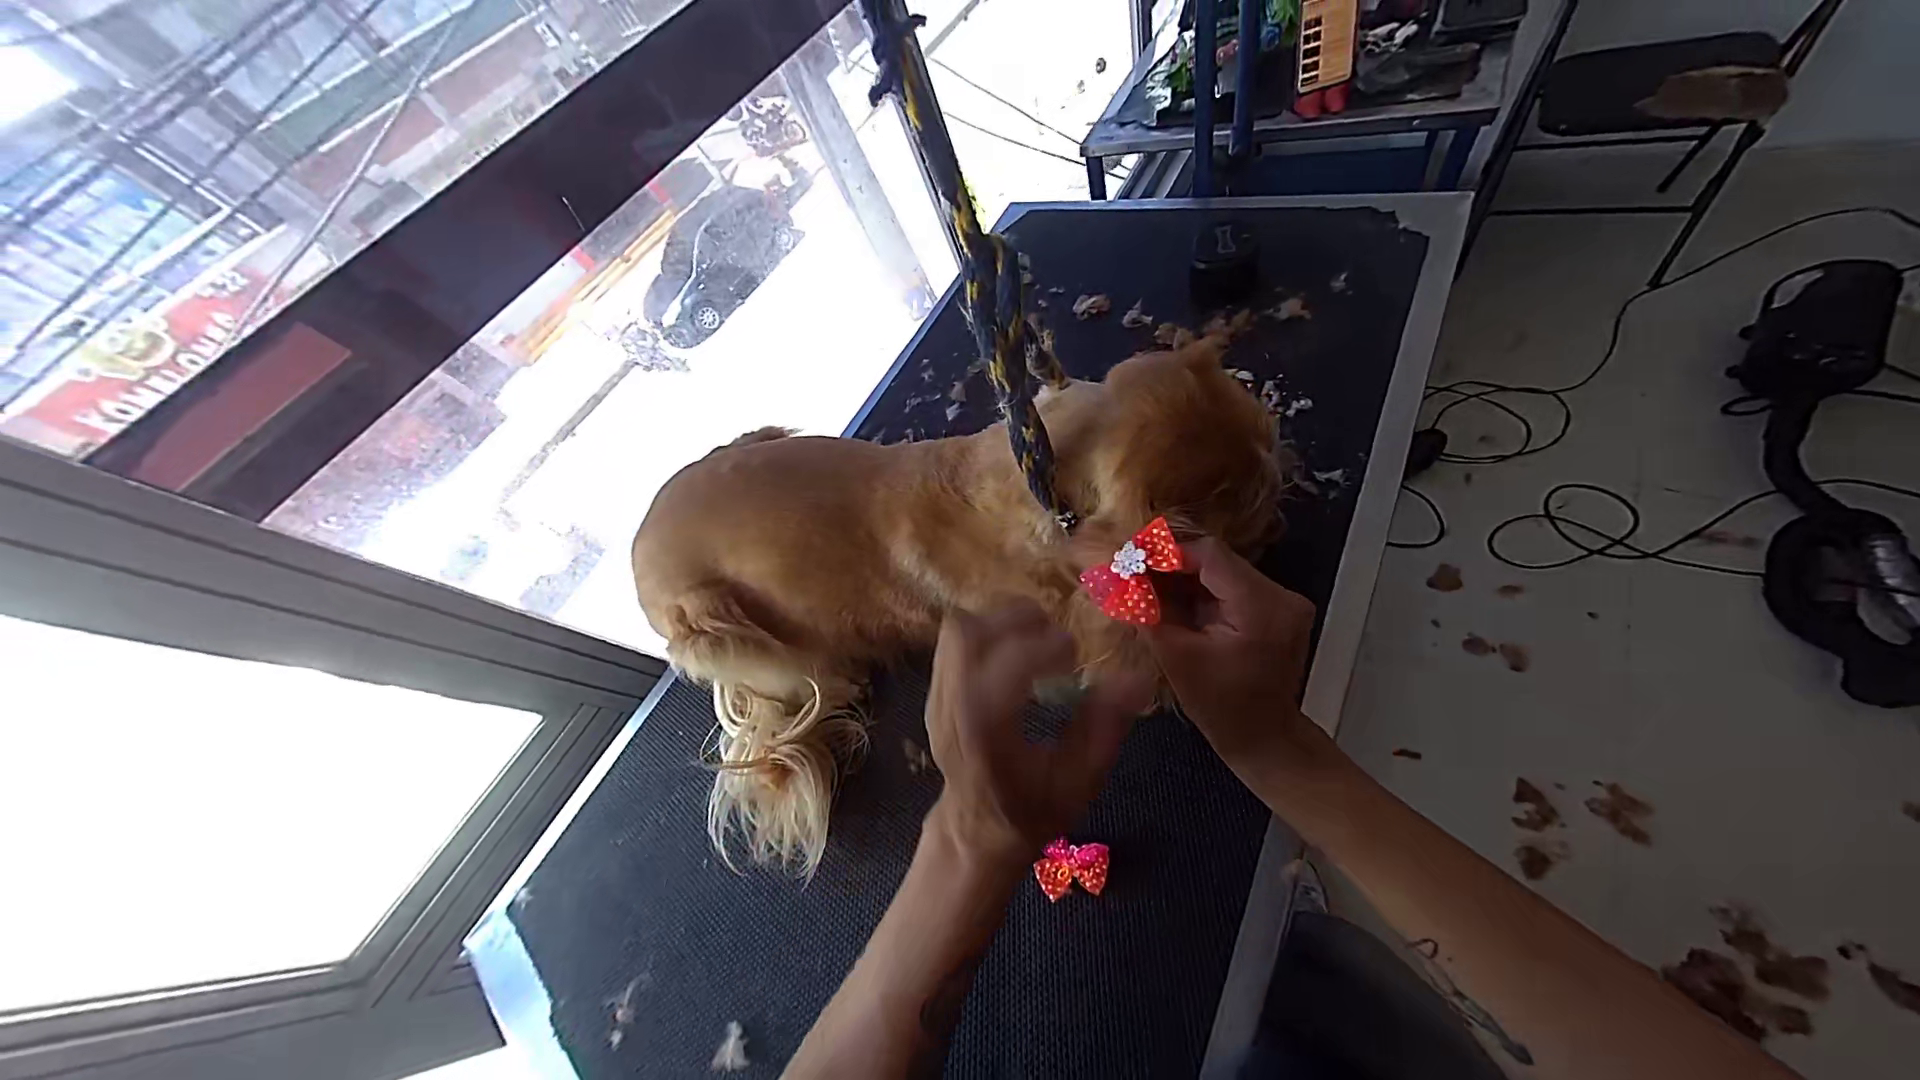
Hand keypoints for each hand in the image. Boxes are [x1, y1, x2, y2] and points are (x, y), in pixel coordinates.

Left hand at [923, 602, 1153, 867]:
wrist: (975, 829)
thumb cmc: (1029, 810)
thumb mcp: (1079, 782)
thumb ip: (1105, 727)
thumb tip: (1137, 677)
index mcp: (986, 732)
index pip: (1004, 667)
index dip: (1044, 647)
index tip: (1074, 656)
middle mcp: (952, 705)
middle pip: (968, 634)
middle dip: (1018, 620)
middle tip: (1054, 638)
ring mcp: (936, 694)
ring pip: (956, 629)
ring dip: (1000, 620)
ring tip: (1036, 637)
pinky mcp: (934, 688)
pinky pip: (952, 639)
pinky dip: (987, 629)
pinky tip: (1015, 649)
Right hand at [1144, 536, 1329, 774]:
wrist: (1263, 738)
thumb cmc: (1220, 705)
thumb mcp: (1176, 656)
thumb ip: (1149, 610)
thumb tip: (1121, 577)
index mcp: (1261, 606)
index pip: (1210, 554)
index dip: (1167, 552)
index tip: (1132, 560)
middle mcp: (1280, 595)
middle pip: (1216, 559)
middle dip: (1170, 564)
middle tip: (1132, 571)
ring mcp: (1281, 601)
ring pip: (1220, 570)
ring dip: (1181, 576)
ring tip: (1144, 584)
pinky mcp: (1274, 610)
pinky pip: (1228, 586)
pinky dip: (1197, 590)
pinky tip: (1169, 598)